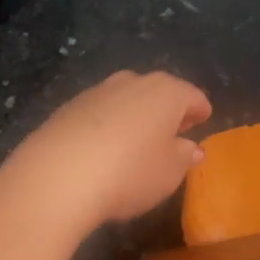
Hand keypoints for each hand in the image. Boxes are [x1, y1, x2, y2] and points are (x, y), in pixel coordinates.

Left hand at [0, 70, 210, 239]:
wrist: (56, 178)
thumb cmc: (129, 173)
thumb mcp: (169, 173)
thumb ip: (184, 157)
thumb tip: (191, 147)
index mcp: (167, 92)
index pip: (193, 96)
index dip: (200, 111)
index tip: (203, 122)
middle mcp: (133, 82)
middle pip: (158, 92)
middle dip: (167, 111)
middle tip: (172, 133)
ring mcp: (97, 92)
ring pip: (126, 100)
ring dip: (135, 117)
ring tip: (136, 144)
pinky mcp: (67, 108)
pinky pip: (98, 114)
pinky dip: (106, 127)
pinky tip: (103, 151)